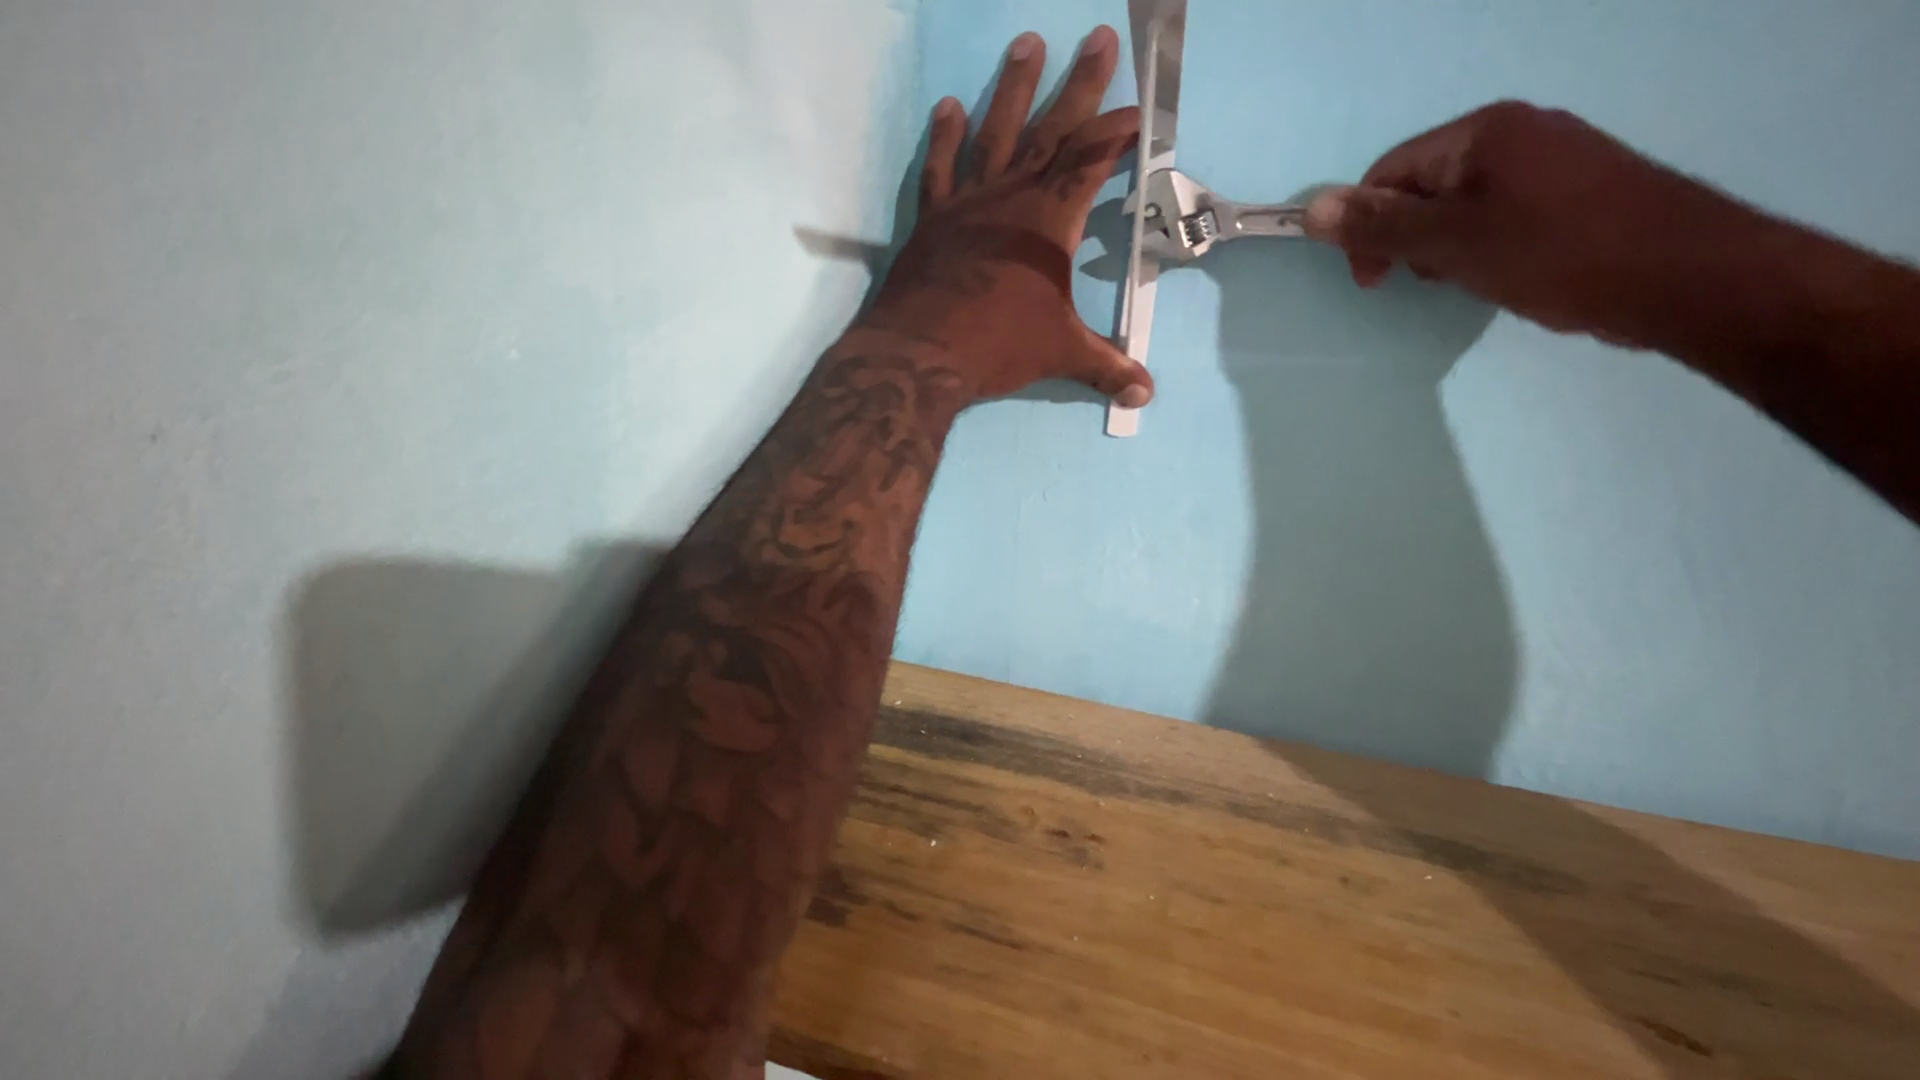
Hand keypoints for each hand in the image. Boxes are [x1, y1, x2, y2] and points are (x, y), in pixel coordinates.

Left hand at [863, 27, 1153, 406]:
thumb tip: (1146, 394)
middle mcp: (1011, 198)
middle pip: (1052, 130)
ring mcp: (968, 203)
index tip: (1141, 108)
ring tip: (1027, 41)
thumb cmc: (998, 345)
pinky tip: (948, 106)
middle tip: (1099, 37)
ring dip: (1013, 88)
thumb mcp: (1061, 354)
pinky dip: (944, 137)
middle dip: (1080, 84)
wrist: (921, 352)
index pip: (1093, 162)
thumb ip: (1106, 366)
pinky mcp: (932, 219)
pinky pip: (939, 168)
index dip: (1118, 133)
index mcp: (1050, 222)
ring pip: (995, 132)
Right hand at [1304, 101, 1738, 347]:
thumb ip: (1381, 226)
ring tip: (1471, 283)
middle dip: (1410, 238)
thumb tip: (1312, 209)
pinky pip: (1505, 216)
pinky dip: (1488, 249)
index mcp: (1484, 133)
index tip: (1371, 280)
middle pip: (1427, 186)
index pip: (1391, 171)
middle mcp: (1519, 134)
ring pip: (1465, 207)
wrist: (1683, 276)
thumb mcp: (1453, 242)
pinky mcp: (1579, 194)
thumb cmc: (1555, 253)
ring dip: (1448, 249)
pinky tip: (1507, 277)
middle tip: (1425, 282)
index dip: (1365, 225)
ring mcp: (1555, 162)